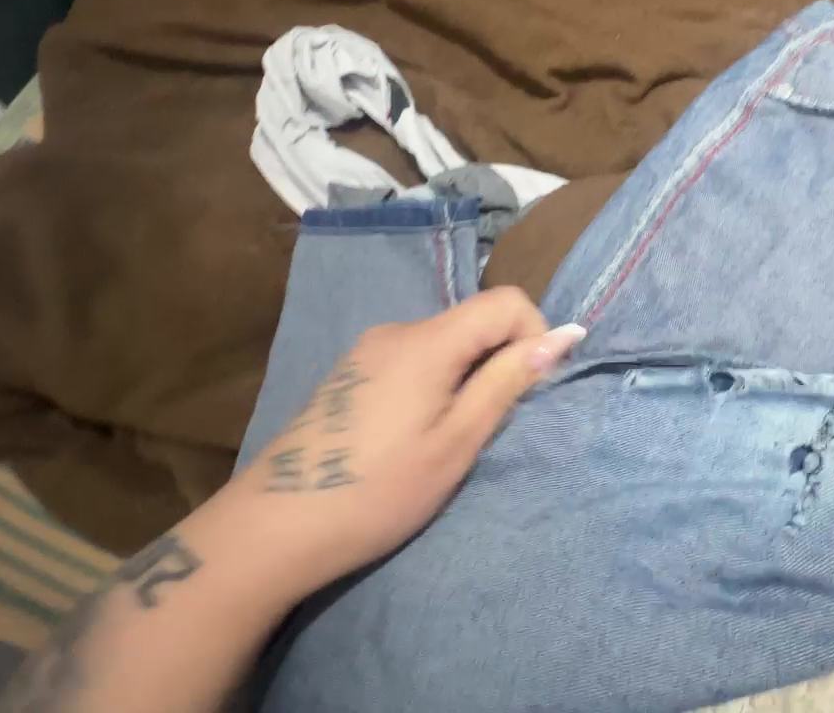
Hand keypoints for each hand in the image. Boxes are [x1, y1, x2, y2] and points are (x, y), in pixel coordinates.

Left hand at [194, 288, 584, 603]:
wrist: (269, 533)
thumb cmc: (377, 491)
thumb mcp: (456, 442)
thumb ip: (508, 381)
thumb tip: (564, 335)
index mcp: (426, 341)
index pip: (506, 302)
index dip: (534, 335)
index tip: (528, 389)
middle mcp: (397, 330)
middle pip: (475, 320)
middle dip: (500, 361)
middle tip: (488, 425)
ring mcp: (369, 350)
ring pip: (447, 342)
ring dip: (468, 376)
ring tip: (449, 437)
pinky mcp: (352, 373)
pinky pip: (416, 358)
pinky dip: (437, 382)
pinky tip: (412, 433)